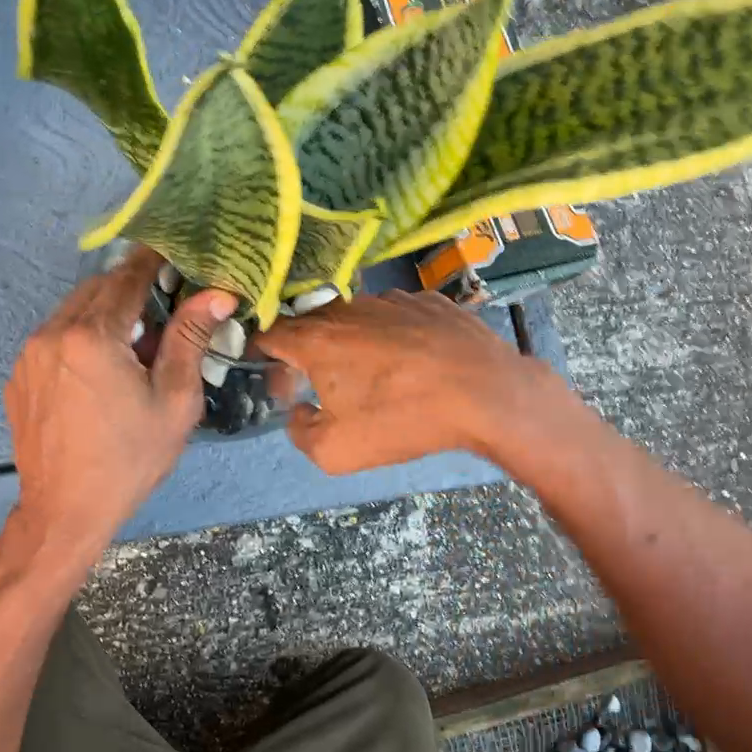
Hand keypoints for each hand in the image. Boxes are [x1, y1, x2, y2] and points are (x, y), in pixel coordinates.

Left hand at [4, 246, 235, 561]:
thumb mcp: (173, 402)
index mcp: (91, 336)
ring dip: (102, 318)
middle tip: (160, 321)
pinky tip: (96, 380)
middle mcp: (51, 333)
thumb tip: (216, 293)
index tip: (174, 256)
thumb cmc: (129, 460)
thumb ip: (190, 339)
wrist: (65, 511)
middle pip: (96, 291)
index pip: (127, 278)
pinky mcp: (17, 378)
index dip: (153, 262)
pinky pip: (52, 342)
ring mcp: (27, 356)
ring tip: (129, 356)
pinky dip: (78, 343)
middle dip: (129, 294)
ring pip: (71, 314)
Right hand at [257, 290, 572, 473]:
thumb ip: (299, 431)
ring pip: (354, 318)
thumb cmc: (402, 420)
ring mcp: (391, 299)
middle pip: (310, 325)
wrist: (486, 395)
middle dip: (306, 354)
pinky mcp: (429, 301)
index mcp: (316, 340)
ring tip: (375, 378)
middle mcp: (347, 309)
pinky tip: (413, 364)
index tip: (280, 384)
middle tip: (323, 388)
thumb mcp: (333, 451)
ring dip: (351, 344)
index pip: (268, 334)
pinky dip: (392, 336)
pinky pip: (395, 317)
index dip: (264, 360)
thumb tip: (300, 411)